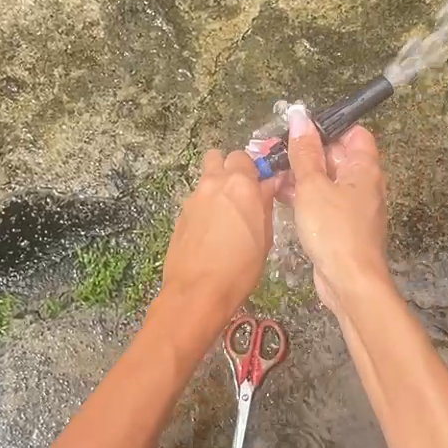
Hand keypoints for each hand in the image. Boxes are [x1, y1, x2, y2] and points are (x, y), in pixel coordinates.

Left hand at [157, 149, 277, 324]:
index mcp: (240, 184)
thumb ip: (265, 204)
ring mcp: (193, 198)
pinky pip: (195, 200)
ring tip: (226, 215)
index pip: (246, 156)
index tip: (260, 184)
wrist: (197, 290)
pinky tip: (211, 231)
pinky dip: (204, 207)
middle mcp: (213, 183)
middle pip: (218, 157)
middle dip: (229, 168)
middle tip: (241, 191)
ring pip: (205, 178)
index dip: (253, 169)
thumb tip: (268, 185)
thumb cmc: (240, 267)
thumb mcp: (265, 236)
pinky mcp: (180, 215)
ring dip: (215, 187)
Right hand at [281, 105, 390, 315]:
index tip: (297, 129)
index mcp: (364, 168)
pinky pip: (320, 200)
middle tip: (272, 148)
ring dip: (299, 174)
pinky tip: (278, 194)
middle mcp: (362, 184)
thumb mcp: (313, 186)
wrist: (348, 280)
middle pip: (335, 155)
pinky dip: (302, 195)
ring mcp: (351, 205)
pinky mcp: (338, 224)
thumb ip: (304, 153)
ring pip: (324, 179)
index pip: (353, 133)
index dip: (327, 127)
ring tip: (269, 169)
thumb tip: (299, 118)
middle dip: (305, 151)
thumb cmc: (334, 230)